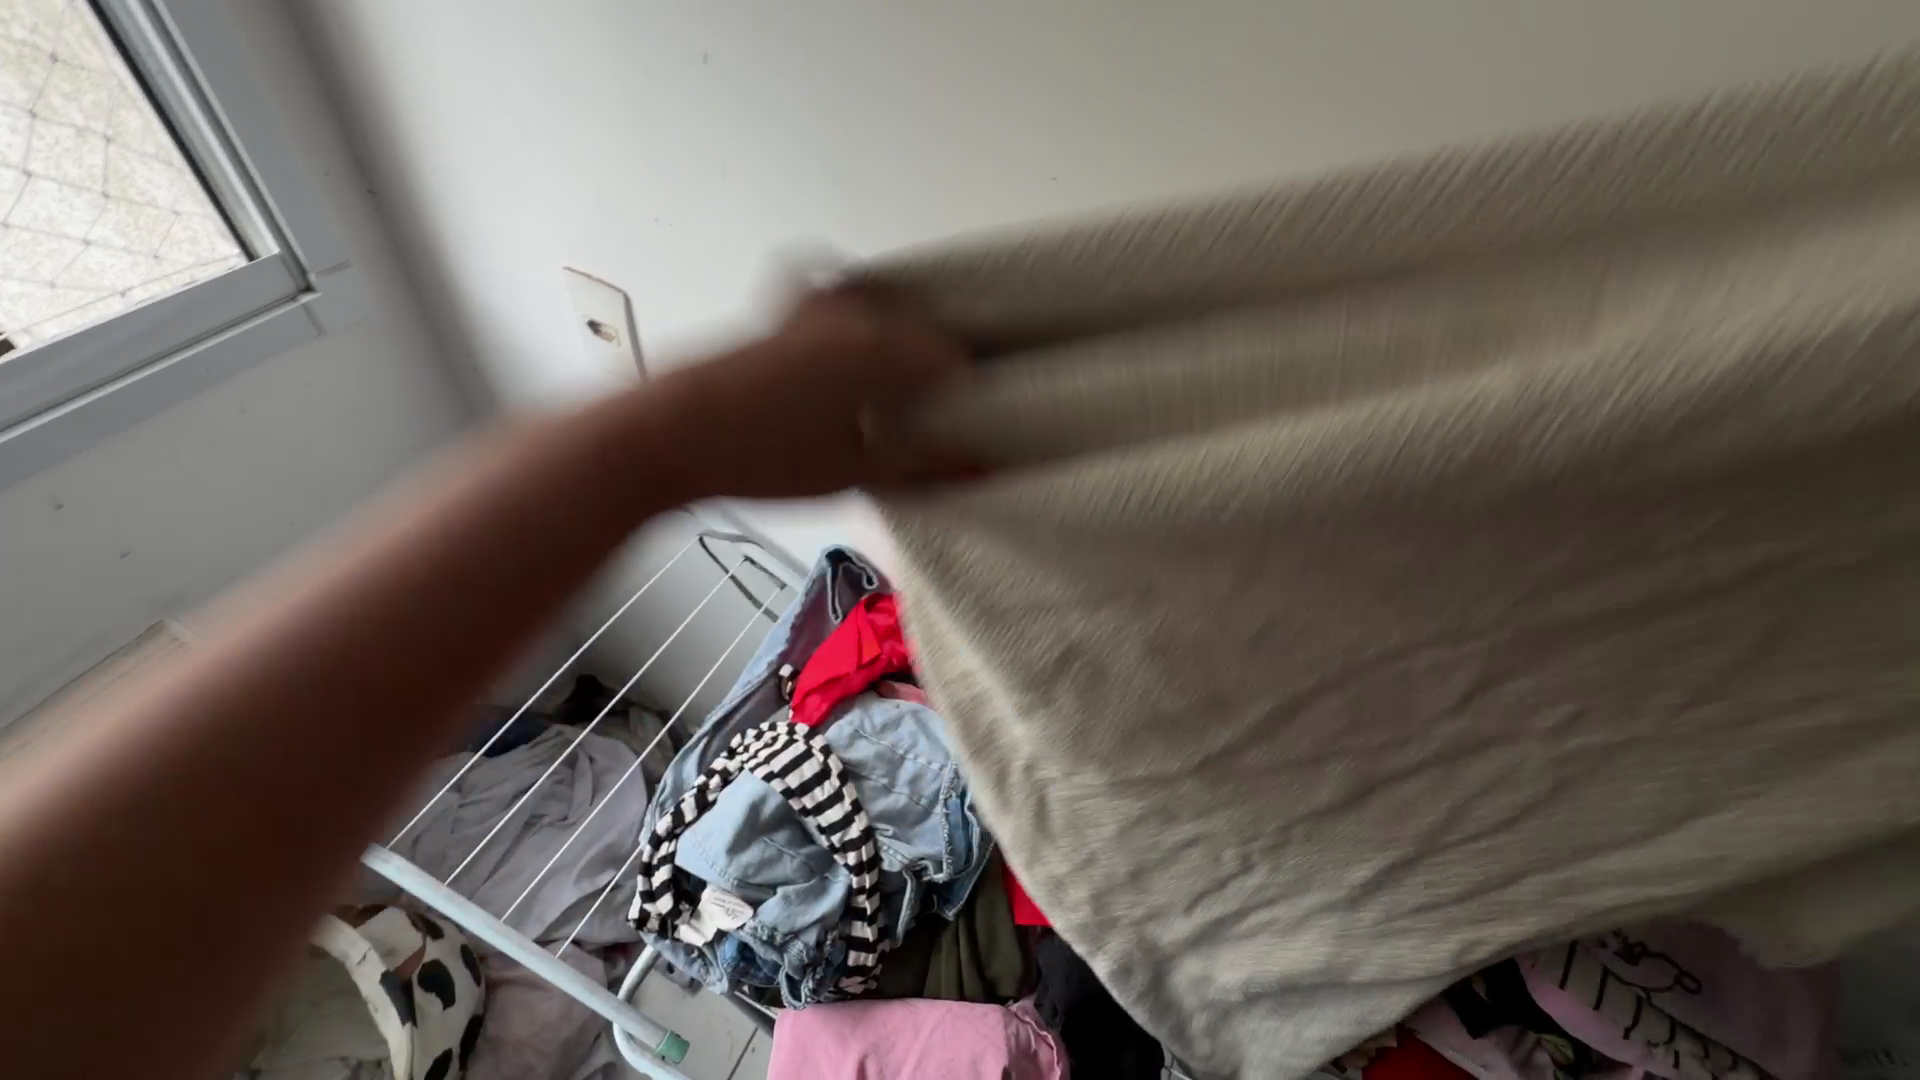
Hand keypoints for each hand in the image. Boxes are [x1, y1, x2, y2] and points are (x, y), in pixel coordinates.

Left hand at [662, 288, 973, 498]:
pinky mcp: (782, 312)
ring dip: (903, 339)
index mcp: (878, 345)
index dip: (968, 394)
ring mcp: (812, 304)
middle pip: (921, 329)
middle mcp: (850, 311)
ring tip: (902, 386)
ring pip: (883, 309)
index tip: (970, 423)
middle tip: (941, 411)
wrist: (668, 436)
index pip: (951, 359)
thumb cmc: (759, 454)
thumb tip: (977, 467)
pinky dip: (854, 310)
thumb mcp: (854, 471)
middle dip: (939, 367)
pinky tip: (851, 342)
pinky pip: (836, 294)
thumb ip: (924, 464)